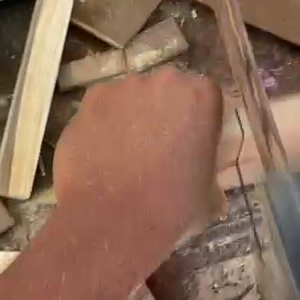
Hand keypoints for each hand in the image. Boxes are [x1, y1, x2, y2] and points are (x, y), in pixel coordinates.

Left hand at [52, 67, 221, 255]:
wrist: (114, 219)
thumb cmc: (172, 206)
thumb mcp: (207, 184)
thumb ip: (205, 160)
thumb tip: (200, 171)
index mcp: (203, 96)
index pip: (204, 96)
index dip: (195, 118)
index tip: (188, 141)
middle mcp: (167, 80)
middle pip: (167, 88)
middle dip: (163, 110)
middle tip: (156, 146)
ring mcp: (126, 86)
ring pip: (132, 95)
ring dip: (132, 114)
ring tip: (124, 152)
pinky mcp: (92, 97)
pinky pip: (103, 105)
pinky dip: (104, 122)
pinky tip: (102, 151)